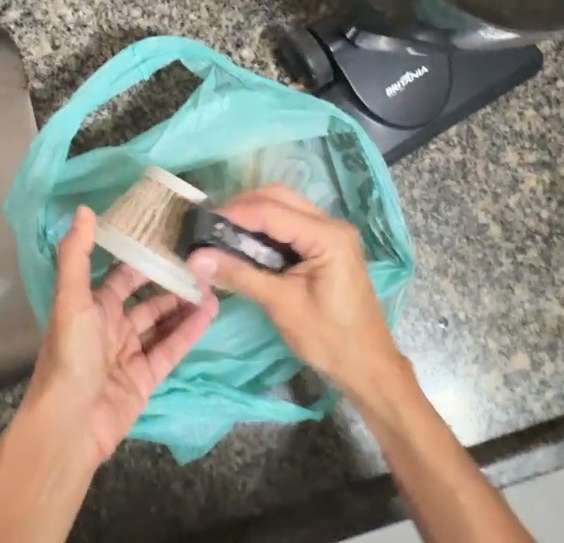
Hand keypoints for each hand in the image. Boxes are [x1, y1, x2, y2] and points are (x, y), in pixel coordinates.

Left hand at [22, 205, 219, 463]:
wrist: (70, 424)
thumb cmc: (69, 355)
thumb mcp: (71, 299)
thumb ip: (78, 254)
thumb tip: (85, 210)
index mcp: (91, 305)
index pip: (121, 274)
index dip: (143, 256)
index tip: (170, 236)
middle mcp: (110, 326)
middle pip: (146, 297)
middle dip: (170, 280)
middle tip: (201, 260)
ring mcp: (129, 353)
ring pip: (162, 321)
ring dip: (184, 303)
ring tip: (213, 282)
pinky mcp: (146, 378)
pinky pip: (172, 348)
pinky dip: (190, 330)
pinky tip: (211, 311)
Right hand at [186, 185, 404, 392]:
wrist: (367, 366)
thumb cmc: (329, 338)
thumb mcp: (281, 305)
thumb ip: (240, 275)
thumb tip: (196, 257)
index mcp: (327, 236)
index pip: (272, 211)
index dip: (234, 213)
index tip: (202, 224)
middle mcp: (332, 224)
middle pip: (279, 197)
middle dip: (242, 208)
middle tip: (211, 227)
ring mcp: (331, 233)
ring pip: (284, 206)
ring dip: (253, 216)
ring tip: (222, 234)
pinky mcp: (326, 245)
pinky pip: (290, 223)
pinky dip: (265, 228)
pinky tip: (245, 243)